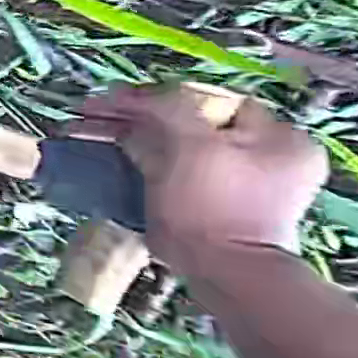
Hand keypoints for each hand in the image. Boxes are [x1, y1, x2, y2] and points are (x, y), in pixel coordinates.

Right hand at [79, 87, 326, 264]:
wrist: (218, 264)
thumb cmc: (213, 199)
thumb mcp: (194, 142)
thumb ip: (169, 107)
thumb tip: (133, 94)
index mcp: (278, 138)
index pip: (209, 98)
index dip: (160, 93)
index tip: (116, 98)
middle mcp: (259, 151)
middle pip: (182, 116)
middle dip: (131, 112)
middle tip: (88, 109)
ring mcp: (228, 172)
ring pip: (165, 136)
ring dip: (120, 128)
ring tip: (79, 128)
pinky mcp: (199, 188)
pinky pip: (160, 157)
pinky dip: (129, 148)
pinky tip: (97, 144)